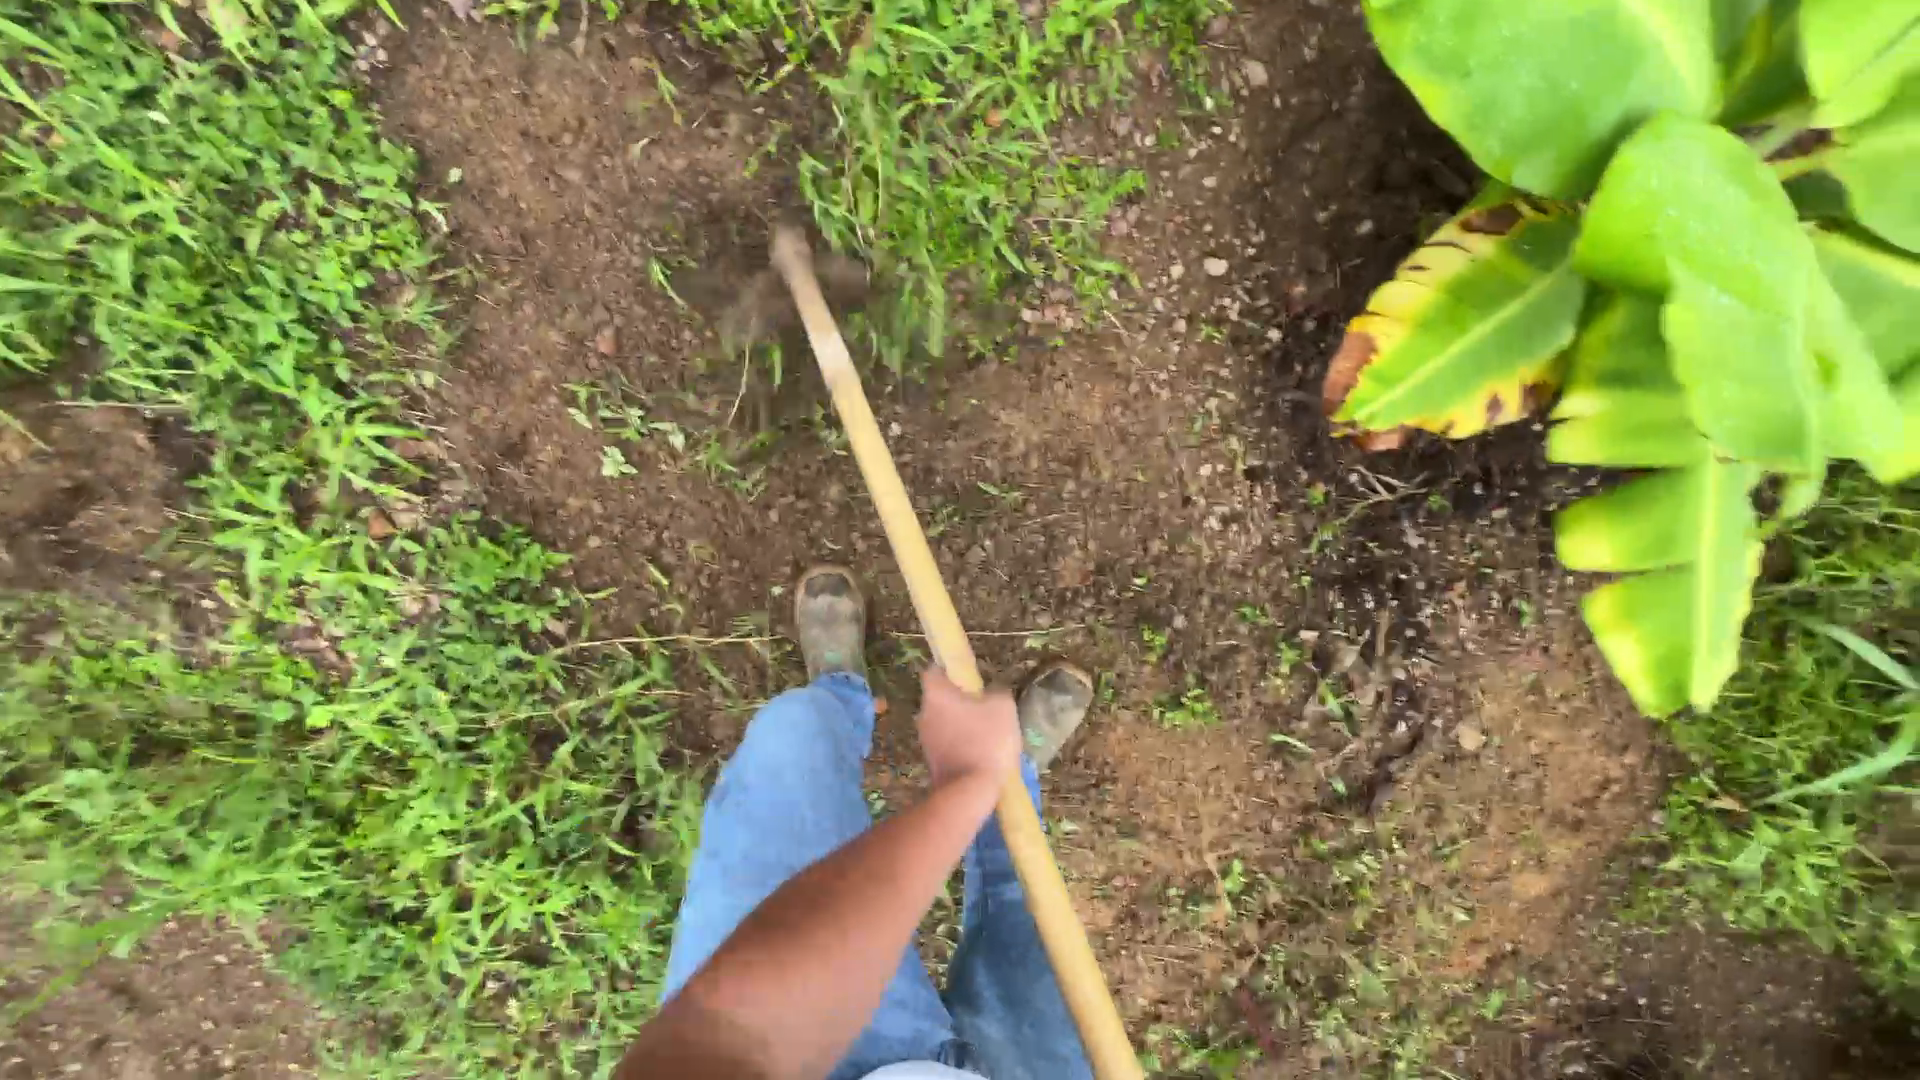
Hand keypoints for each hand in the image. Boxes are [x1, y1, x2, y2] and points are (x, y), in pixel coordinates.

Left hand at [915, 668, 1019, 789]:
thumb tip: (991, 694)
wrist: (970, 790)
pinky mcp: (931, 761)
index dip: (951, 671)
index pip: (934, 671)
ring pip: (944, 722)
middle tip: (985, 707)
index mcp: (935, 694)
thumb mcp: (1003, 707)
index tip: (970, 679)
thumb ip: (997, 692)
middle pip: (940, 699)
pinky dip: (961, 744)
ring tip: (988, 734)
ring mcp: (925, 740)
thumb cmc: (985, 740)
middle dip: (960, 701)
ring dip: (962, 724)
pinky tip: (981, 753)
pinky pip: (947, 743)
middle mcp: (923, 714)